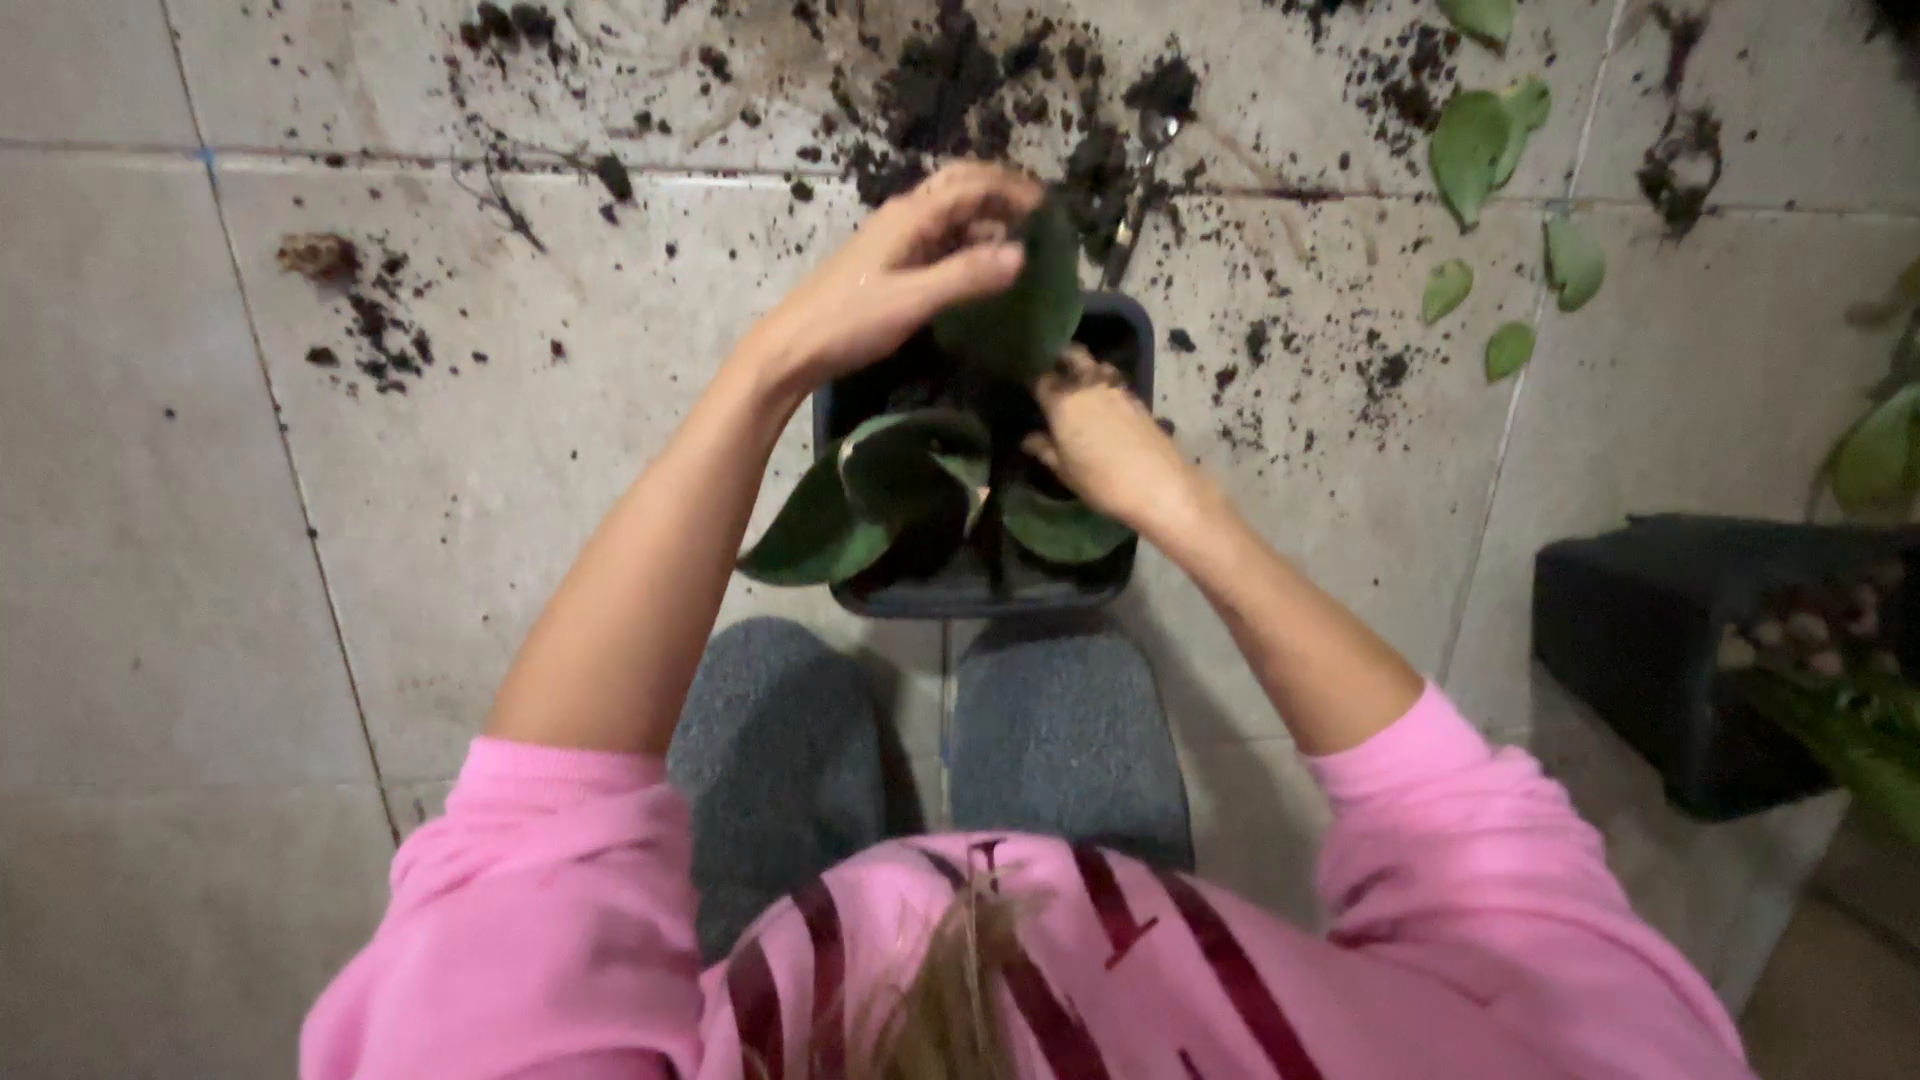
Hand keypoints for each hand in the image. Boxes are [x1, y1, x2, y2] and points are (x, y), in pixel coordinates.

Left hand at [734, 161, 1044, 392]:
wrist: (793, 347)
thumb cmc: (849, 322)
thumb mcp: (912, 301)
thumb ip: (965, 276)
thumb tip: (1021, 256)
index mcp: (910, 216)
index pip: (972, 186)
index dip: (1012, 191)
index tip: (1049, 211)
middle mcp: (904, 218)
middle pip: (959, 189)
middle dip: (999, 195)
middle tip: (1037, 217)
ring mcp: (895, 242)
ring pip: (949, 218)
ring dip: (984, 223)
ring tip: (1019, 247)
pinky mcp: (890, 266)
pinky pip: (937, 244)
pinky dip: (965, 249)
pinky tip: (979, 272)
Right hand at [1024, 346, 1222, 541]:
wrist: (1159, 485)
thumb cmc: (1101, 481)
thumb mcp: (1065, 471)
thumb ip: (1044, 449)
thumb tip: (1028, 438)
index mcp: (1064, 402)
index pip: (1041, 378)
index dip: (1032, 380)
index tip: (1027, 386)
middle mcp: (1089, 386)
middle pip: (1074, 355)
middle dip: (1061, 357)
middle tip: (1052, 369)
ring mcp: (1117, 390)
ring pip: (1098, 365)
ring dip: (1087, 367)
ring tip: (1079, 383)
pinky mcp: (1138, 399)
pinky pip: (1115, 382)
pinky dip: (1105, 384)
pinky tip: (1102, 402)